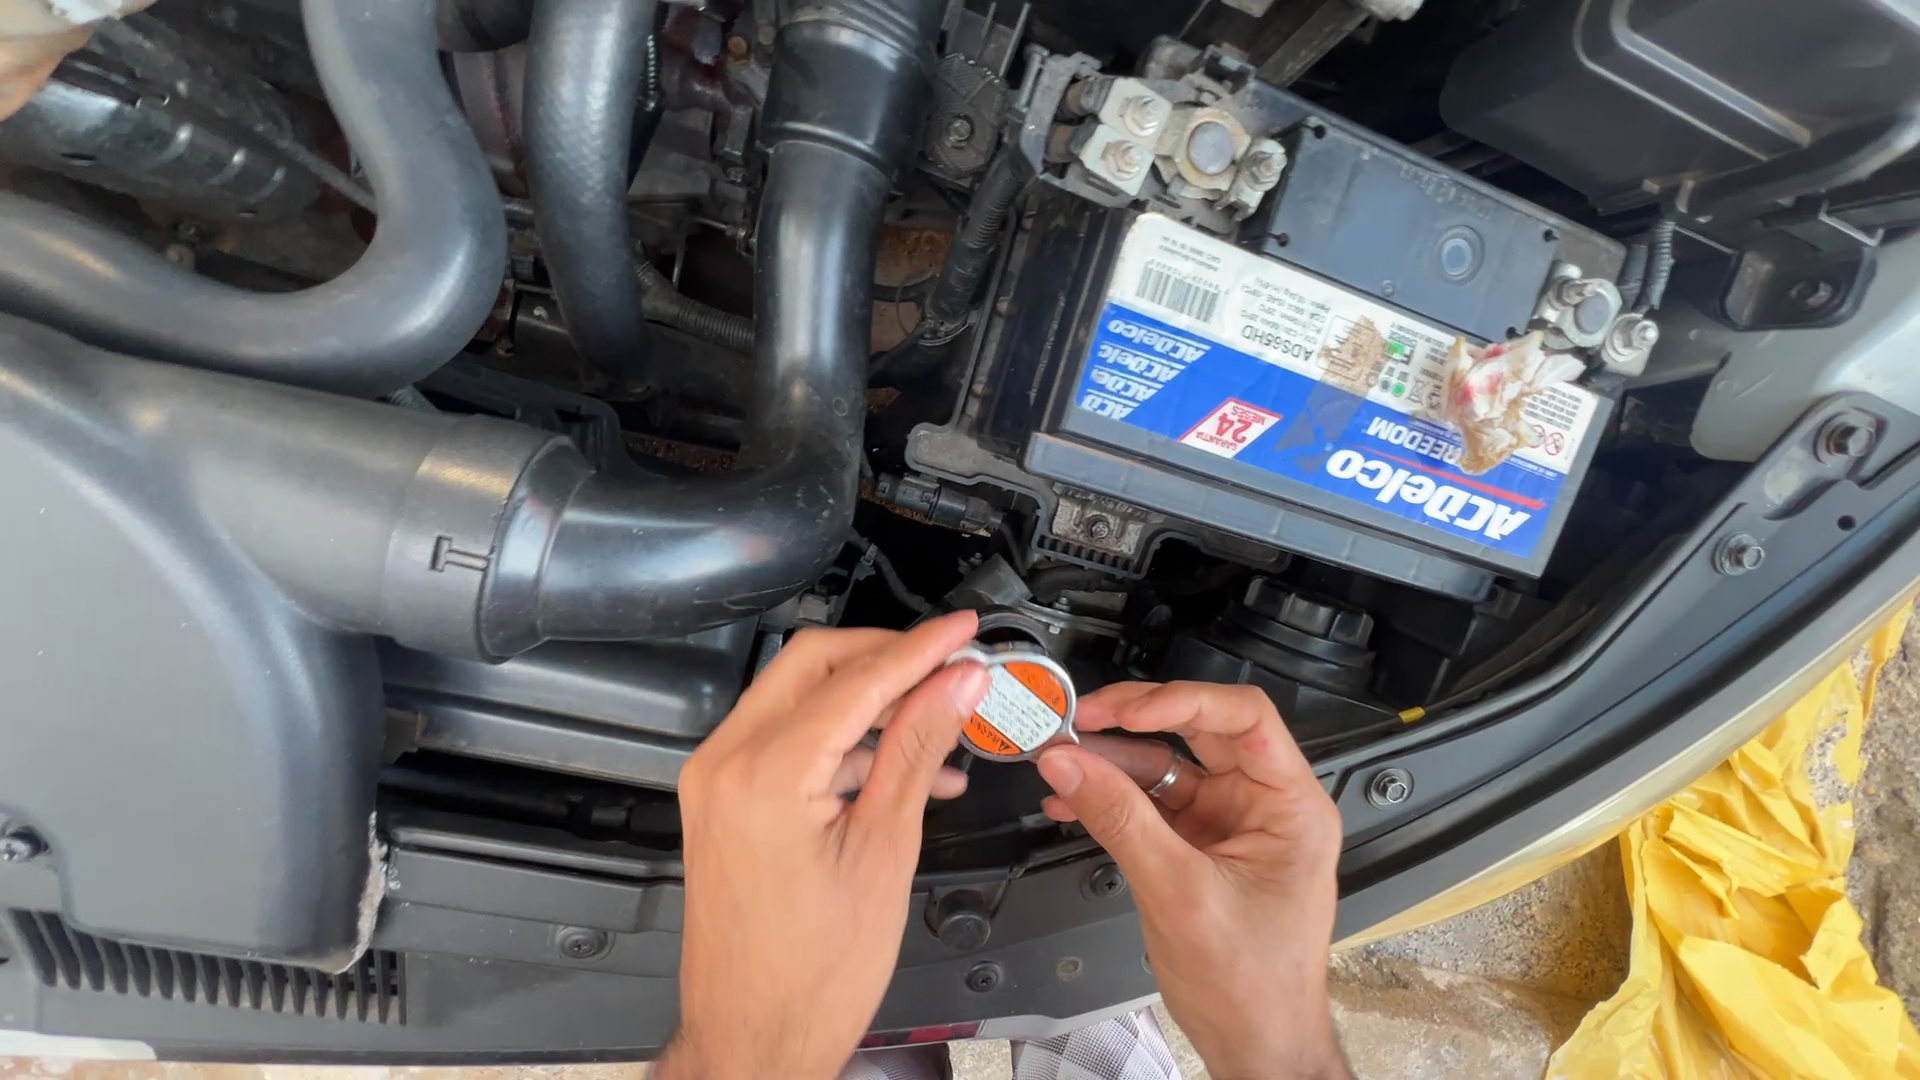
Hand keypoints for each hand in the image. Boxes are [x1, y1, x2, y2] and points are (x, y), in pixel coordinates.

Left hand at [659, 612, 989, 1079]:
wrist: (750, 1046)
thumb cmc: (814, 974)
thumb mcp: (884, 849)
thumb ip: (917, 747)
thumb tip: (955, 684)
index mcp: (766, 774)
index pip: (857, 678)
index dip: (921, 649)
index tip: (962, 631)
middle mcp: (727, 760)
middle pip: (816, 662)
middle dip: (888, 654)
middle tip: (947, 663)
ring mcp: (719, 776)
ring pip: (803, 693)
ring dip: (871, 698)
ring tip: (937, 721)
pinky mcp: (725, 794)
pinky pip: (790, 736)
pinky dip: (846, 737)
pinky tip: (901, 762)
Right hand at [1036, 682, 1348, 1079]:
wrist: (1252, 1049)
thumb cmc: (1250, 985)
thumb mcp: (1179, 894)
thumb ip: (1119, 820)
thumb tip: (1067, 764)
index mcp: (1288, 803)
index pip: (1244, 716)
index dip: (1183, 701)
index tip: (1125, 712)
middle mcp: (1259, 800)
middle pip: (1194, 728)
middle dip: (1131, 720)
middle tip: (1079, 720)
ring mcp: (1223, 817)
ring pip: (1161, 761)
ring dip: (1108, 759)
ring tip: (1060, 760)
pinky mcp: (1192, 837)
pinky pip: (1144, 798)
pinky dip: (1106, 794)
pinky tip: (1069, 800)